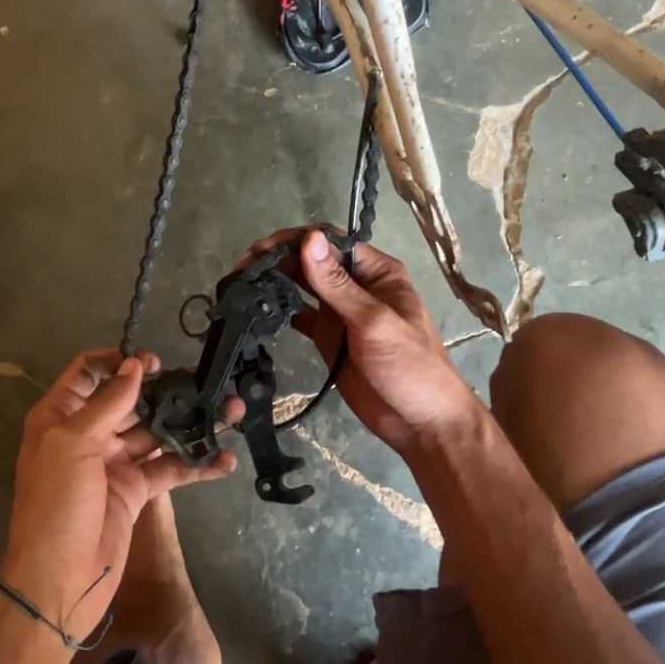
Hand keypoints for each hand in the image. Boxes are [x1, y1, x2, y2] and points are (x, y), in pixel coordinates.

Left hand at [0, 348, 239, 644]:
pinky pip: (168, 469)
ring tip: (229, 410)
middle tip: (199, 382)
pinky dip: (195, 463)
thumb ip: (107, 404)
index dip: (117, 361)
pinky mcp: (135, 491)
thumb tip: (134, 366)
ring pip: (154, 432)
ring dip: (188, 422)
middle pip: (128, 400)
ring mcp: (113, 462)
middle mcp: (87, 434)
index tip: (152, 361)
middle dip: (163, 389)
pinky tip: (224, 459)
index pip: (88, 373)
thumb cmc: (56, 503)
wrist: (58, 580)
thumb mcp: (73, 444)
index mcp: (60, 416)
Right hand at [247, 228, 478, 455]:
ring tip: (241, 285)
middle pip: (311, 260)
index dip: (295, 241)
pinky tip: (255, 311)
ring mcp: (340, 312)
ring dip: (274, 281)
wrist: (423, 425)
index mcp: (376, 272)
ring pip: (301, 285)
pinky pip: (298, 315)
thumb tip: (308, 238)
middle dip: (277, 259)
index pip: (330, 242)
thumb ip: (337, 284)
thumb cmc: (411, 368)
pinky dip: (277, 311)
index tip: (261, 250)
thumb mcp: (374, 322)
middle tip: (242, 269)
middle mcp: (356, 285)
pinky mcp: (327, 337)